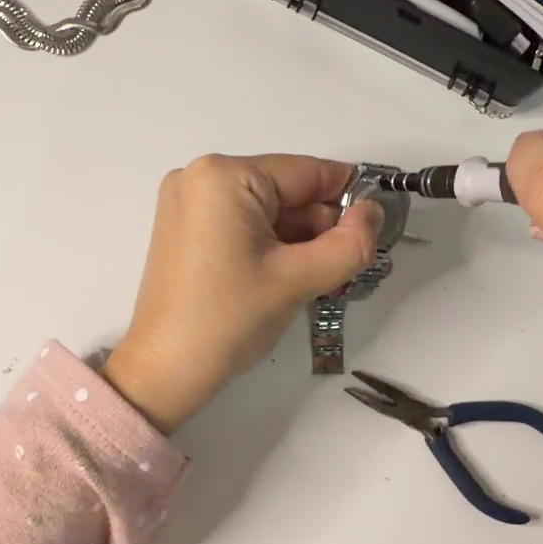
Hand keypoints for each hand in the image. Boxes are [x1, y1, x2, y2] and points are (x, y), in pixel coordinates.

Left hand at [104, 155, 382, 433]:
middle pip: (285, 192)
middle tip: (345, 269)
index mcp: (224, 176)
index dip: (348, 198)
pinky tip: (288, 279)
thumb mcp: (298, 280)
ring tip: (319, 281)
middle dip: (320, 228)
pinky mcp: (184, 232)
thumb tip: (374, 213)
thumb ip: (349, 244)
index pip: (306, 173)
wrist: (165, 370)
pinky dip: (271, 248)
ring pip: (266, 213)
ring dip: (299, 242)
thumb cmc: (228, 320)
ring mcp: (187, 205)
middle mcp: (199, 177)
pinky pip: (243, 227)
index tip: (377, 227)